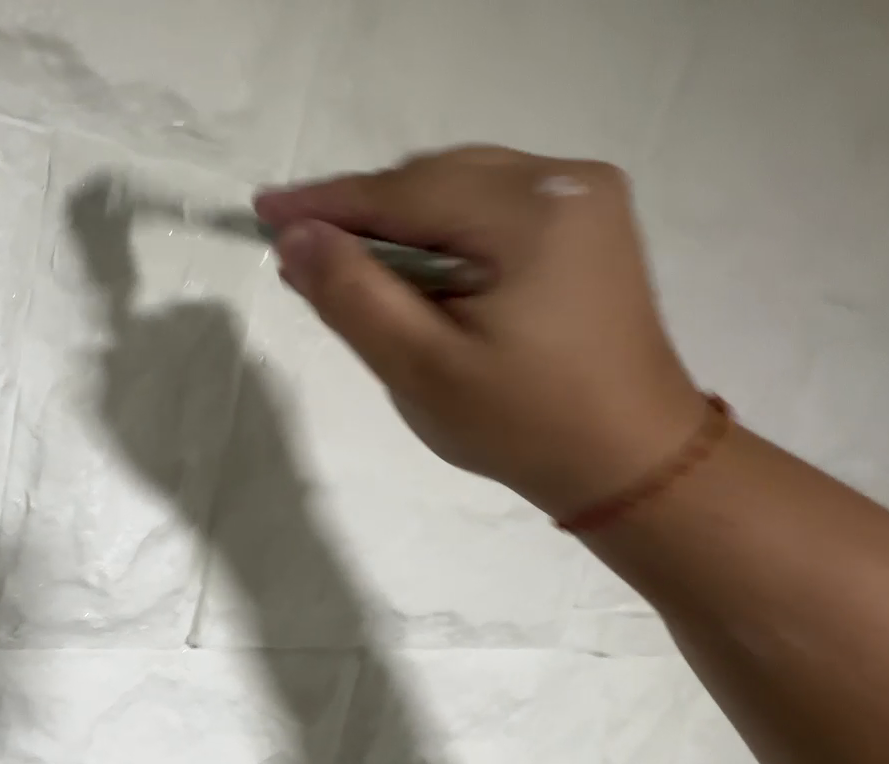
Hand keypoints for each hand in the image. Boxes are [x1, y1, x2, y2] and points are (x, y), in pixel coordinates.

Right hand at [257, 145, 706, 516]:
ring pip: (457, 188)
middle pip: (431, 179)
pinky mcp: (586, 224)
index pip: (401, 193)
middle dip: (360, 211)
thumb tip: (295, 237)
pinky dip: (437, 230)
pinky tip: (410, 266)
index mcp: (531, 213)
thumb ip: (352, 295)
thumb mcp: (419, 367)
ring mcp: (584, 199)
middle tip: (298, 248)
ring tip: (346, 262)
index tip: (261, 211)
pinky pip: (487, 206)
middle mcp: (566, 182)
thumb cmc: (519, 423)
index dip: (324, 202)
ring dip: (396, 221)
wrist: (628, 459)